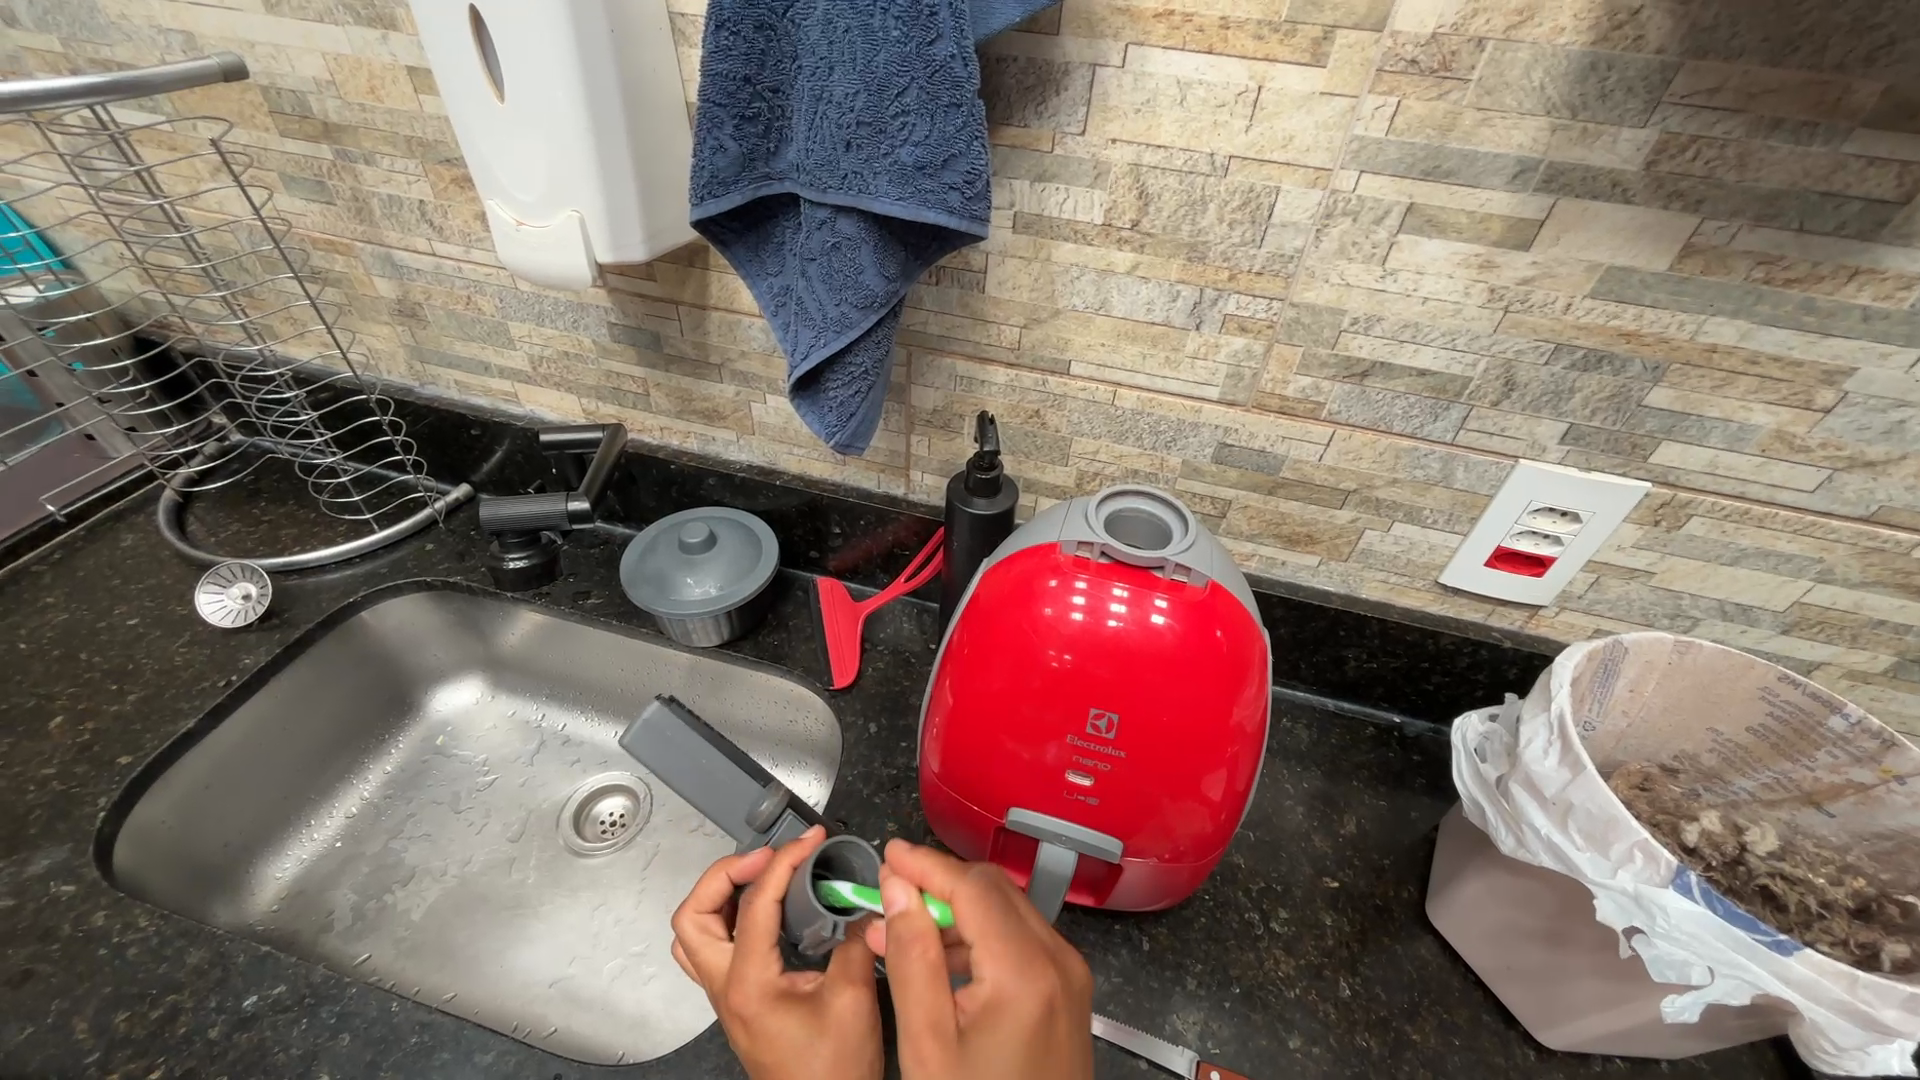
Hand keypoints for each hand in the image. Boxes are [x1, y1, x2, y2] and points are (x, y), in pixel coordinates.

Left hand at [671, 826, 882, 1079]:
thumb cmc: (835, 1070)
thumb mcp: (854, 997)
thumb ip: (858, 938)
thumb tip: (865, 897)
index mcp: (748, 985)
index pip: (753, 905)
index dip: (782, 863)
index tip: (809, 842)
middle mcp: (725, 989)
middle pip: (693, 917)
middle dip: (726, 874)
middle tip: (767, 857)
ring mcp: (726, 997)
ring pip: (694, 934)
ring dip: (719, 895)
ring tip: (761, 874)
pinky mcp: (739, 1001)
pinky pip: (713, 947)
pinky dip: (729, 916)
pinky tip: (766, 908)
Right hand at [863, 839, 1092, 1079]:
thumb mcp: (928, 1043)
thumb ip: (912, 956)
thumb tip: (898, 888)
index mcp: (1026, 970)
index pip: (971, 886)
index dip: (925, 863)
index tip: (887, 854)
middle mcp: (1059, 959)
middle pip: (993, 890)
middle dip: (940, 882)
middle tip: (891, 891)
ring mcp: (1070, 975)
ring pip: (1008, 909)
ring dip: (958, 909)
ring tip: (907, 929)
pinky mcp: (1070, 990)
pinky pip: (1022, 939)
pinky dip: (982, 935)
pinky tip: (945, 957)